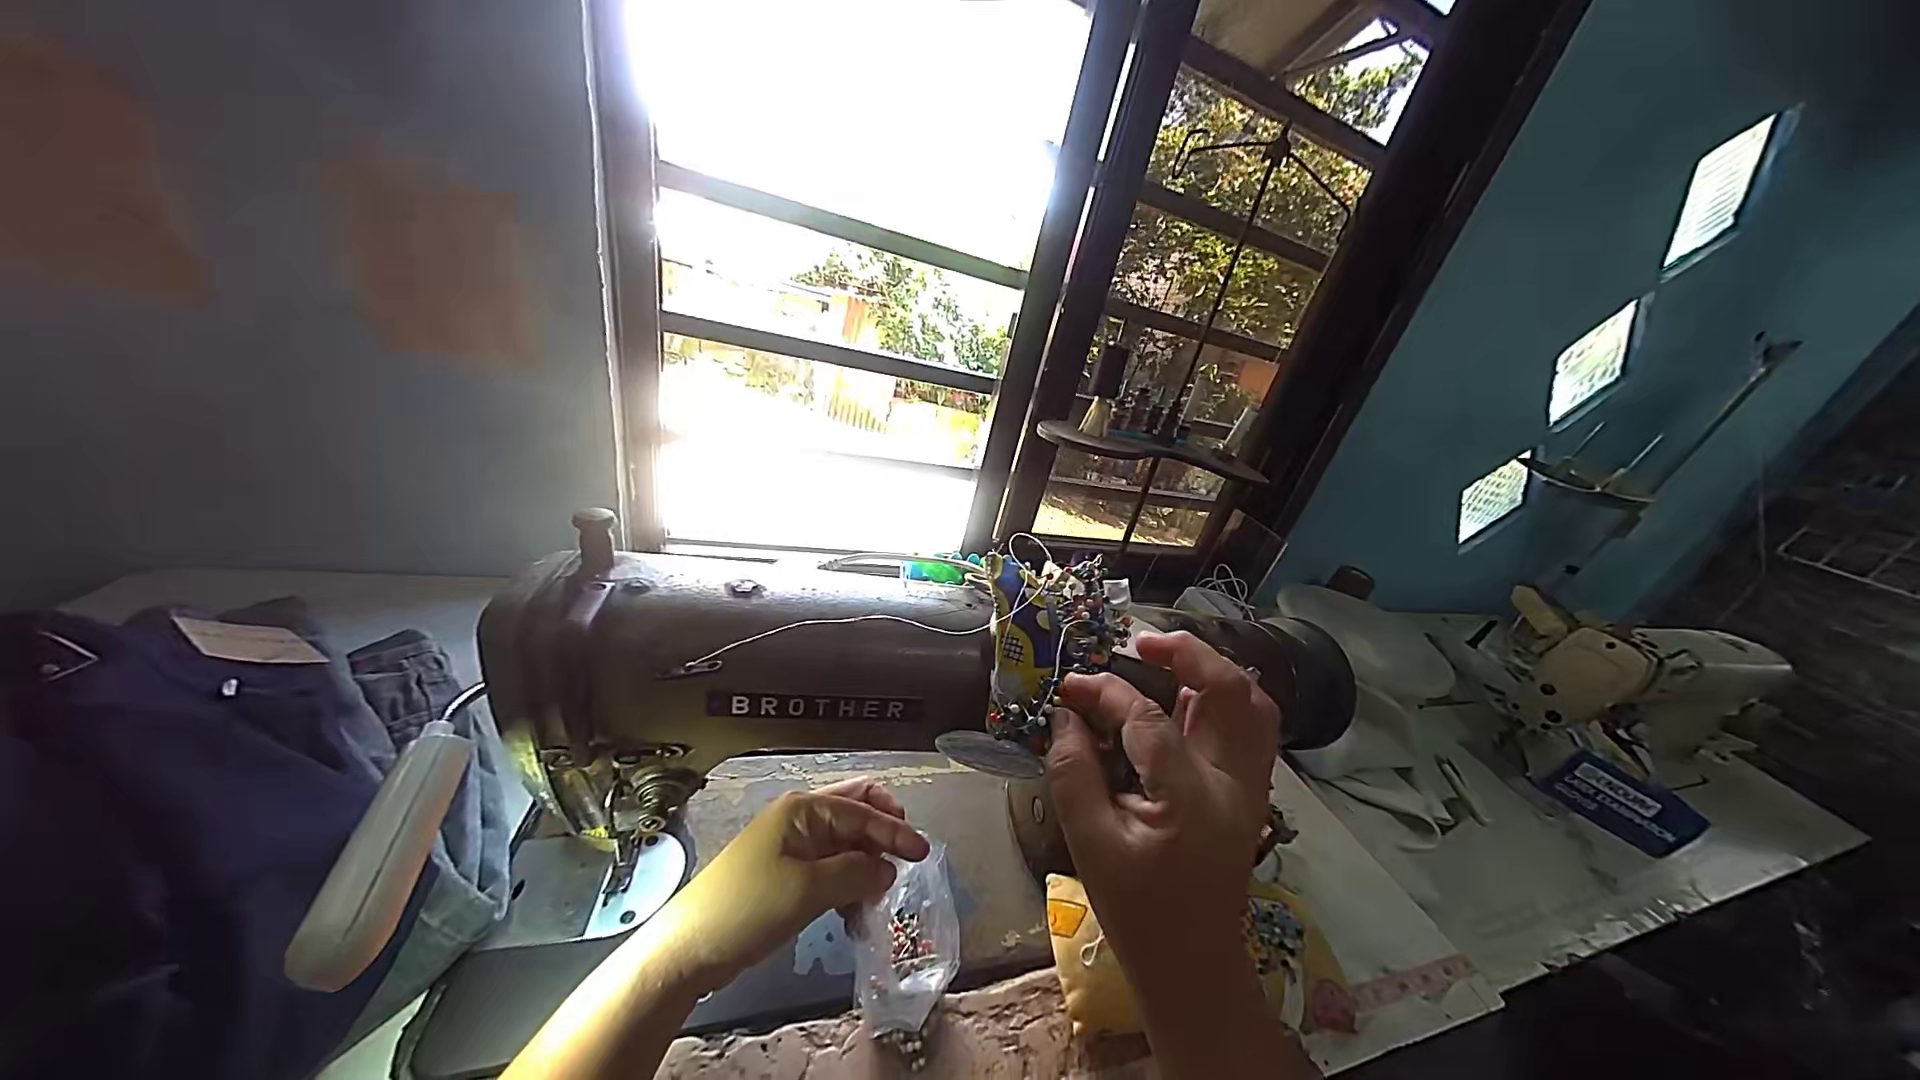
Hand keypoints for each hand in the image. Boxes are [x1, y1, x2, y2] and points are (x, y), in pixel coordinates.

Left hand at [660, 776, 930, 992]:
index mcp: (803, 809)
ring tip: (877, 898)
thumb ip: (856, 874)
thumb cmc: (746, 908)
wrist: (687, 950)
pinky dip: (849, 884)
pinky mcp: (789, 874)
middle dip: (883, 836)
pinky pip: (831, 869)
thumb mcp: (807, 889)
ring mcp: (794, 846)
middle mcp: (801, 818)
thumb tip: (888, 870)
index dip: (895, 830)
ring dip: (866, 866)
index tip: (922, 853)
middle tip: (905, 860)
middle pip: (855, 815)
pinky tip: (855, 910)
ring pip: (846, 845)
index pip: (862, 810)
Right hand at [1048, 631, 1278, 968]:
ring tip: (1166, 659)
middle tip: (1141, 641)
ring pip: (1253, 704)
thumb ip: (1072, 771)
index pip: (1147, 719)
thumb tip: (1066, 714)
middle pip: (1230, 692)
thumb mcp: (1089, 841)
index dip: (1104, 694)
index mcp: (1192, 799)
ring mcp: (1253, 787)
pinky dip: (1223, 697)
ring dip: (1212, 670)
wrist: (1192, 962)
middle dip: (1186, 653)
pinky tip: (1186, 696)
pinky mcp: (1252, 792)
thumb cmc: (1136, 907)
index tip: (1070, 688)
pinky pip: (1251, 726)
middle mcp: (1235, 784)